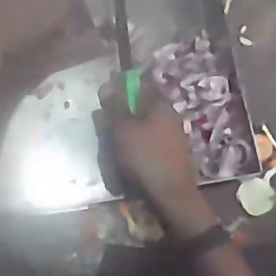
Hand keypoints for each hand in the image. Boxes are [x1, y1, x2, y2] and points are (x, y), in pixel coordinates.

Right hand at [97, 74, 214, 235]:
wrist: (171, 194)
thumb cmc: (144, 156)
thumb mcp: (123, 129)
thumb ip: (115, 106)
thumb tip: (109, 87)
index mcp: (160, 103)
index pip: (139, 82)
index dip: (119, 85)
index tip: (104, 99)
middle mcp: (168, 115)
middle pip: (138, 106)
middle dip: (118, 115)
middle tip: (104, 130)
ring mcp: (171, 135)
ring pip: (140, 127)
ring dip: (123, 135)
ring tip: (111, 151)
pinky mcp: (169, 152)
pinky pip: (146, 143)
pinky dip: (133, 149)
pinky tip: (124, 163)